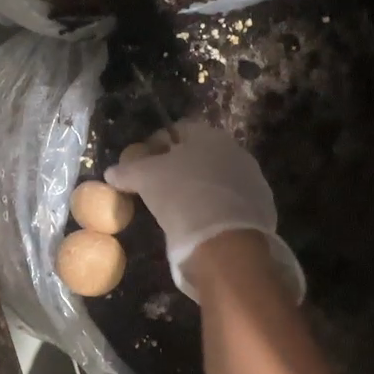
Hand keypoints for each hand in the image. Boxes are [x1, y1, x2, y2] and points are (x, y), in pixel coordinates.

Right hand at [104, 117, 304, 303]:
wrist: (226, 243)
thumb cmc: (181, 196)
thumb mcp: (143, 179)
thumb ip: (126, 170)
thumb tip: (112, 172)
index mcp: (208, 135)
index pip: (177, 129)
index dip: (155, 145)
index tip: (139, 164)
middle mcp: (234, 150)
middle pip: (198, 153)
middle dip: (177, 167)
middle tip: (156, 186)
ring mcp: (252, 180)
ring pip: (214, 178)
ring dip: (196, 188)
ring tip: (176, 208)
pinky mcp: (260, 208)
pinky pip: (228, 202)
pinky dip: (212, 208)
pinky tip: (198, 223)